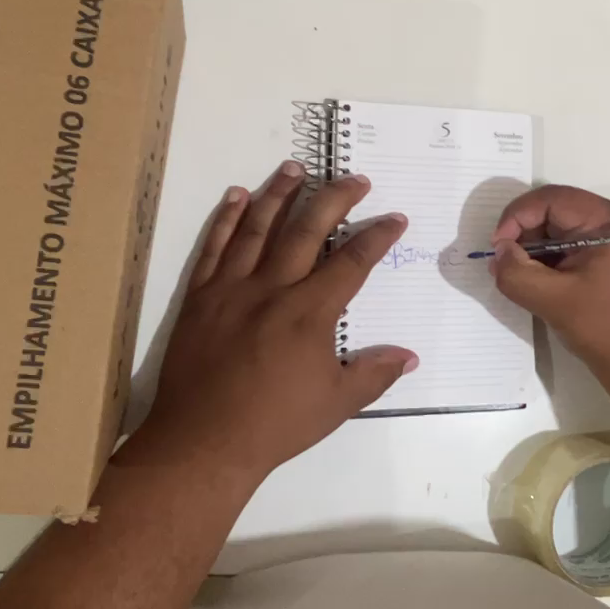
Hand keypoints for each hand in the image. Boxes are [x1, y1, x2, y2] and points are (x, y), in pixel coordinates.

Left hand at [137, 162, 416, 480]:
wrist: (203, 441)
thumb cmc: (275, 425)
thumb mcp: (336, 404)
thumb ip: (374, 374)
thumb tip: (409, 355)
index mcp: (310, 313)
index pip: (352, 262)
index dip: (376, 236)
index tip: (395, 218)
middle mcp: (272, 289)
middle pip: (307, 230)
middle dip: (335, 199)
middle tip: (354, 178)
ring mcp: (232, 289)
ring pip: (258, 227)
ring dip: (280, 193)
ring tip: (297, 167)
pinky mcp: (200, 297)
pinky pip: (215, 246)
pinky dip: (227, 218)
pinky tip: (238, 195)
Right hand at [489, 185, 609, 366]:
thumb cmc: (606, 328)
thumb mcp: (553, 301)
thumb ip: (517, 273)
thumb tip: (498, 253)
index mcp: (607, 221)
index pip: (551, 199)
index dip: (517, 217)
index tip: (497, 248)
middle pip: (552, 211)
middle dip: (522, 234)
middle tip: (503, 263)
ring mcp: (607, 240)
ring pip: (555, 229)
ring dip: (531, 249)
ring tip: (515, 276)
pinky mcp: (602, 259)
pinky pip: (564, 246)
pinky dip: (543, 260)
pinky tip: (531, 282)